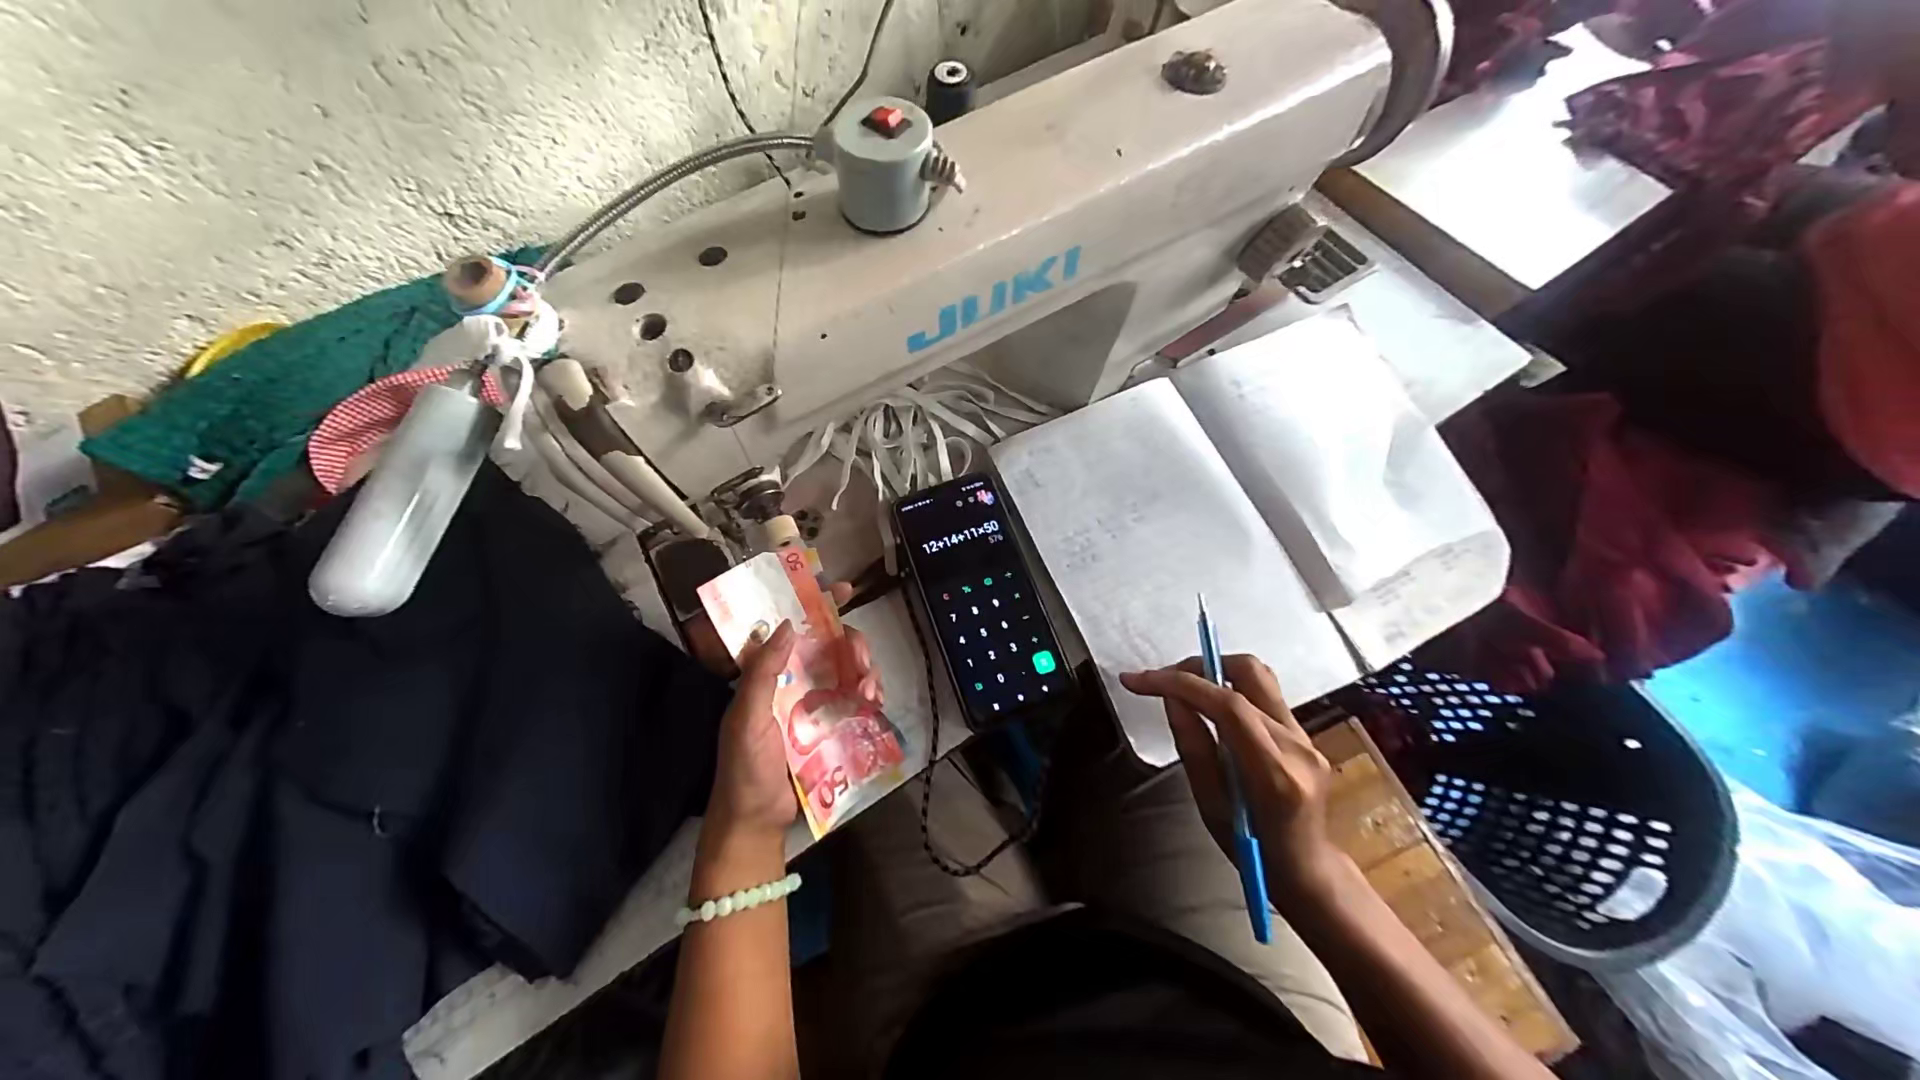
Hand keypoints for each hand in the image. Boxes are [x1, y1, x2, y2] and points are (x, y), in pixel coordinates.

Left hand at [703, 586, 883, 842]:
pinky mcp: (834, 723)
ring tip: (868, 690)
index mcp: (768, 673)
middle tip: (861, 663)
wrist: (758, 820)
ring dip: (864, 669)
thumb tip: (784, 624)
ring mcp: (816, 701)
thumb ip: (761, 673)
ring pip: (848, 667)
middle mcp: (794, 679)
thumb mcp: (746, 718)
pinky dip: (870, 692)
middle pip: (830, 643)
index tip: (842, 590)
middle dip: (851, 643)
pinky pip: (857, 696)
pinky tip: (873, 702)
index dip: (814, 604)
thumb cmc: (745, 768)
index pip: (791, 627)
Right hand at [1119, 655, 1345, 894]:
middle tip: (1165, 679)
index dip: (1179, 682)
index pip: (1227, 705)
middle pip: (1250, 674)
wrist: (1307, 870)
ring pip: (1259, 678)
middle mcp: (1297, 745)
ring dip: (1215, 672)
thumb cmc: (1252, 850)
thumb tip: (1172, 698)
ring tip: (1182, 688)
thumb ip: (1192, 746)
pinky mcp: (1306, 735)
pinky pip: (1264, 695)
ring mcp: (1307, 737)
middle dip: (1200, 665)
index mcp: (1273, 772)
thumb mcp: (1209, 804)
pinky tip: (1208, 707)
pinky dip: (1230, 689)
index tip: (1137, 680)